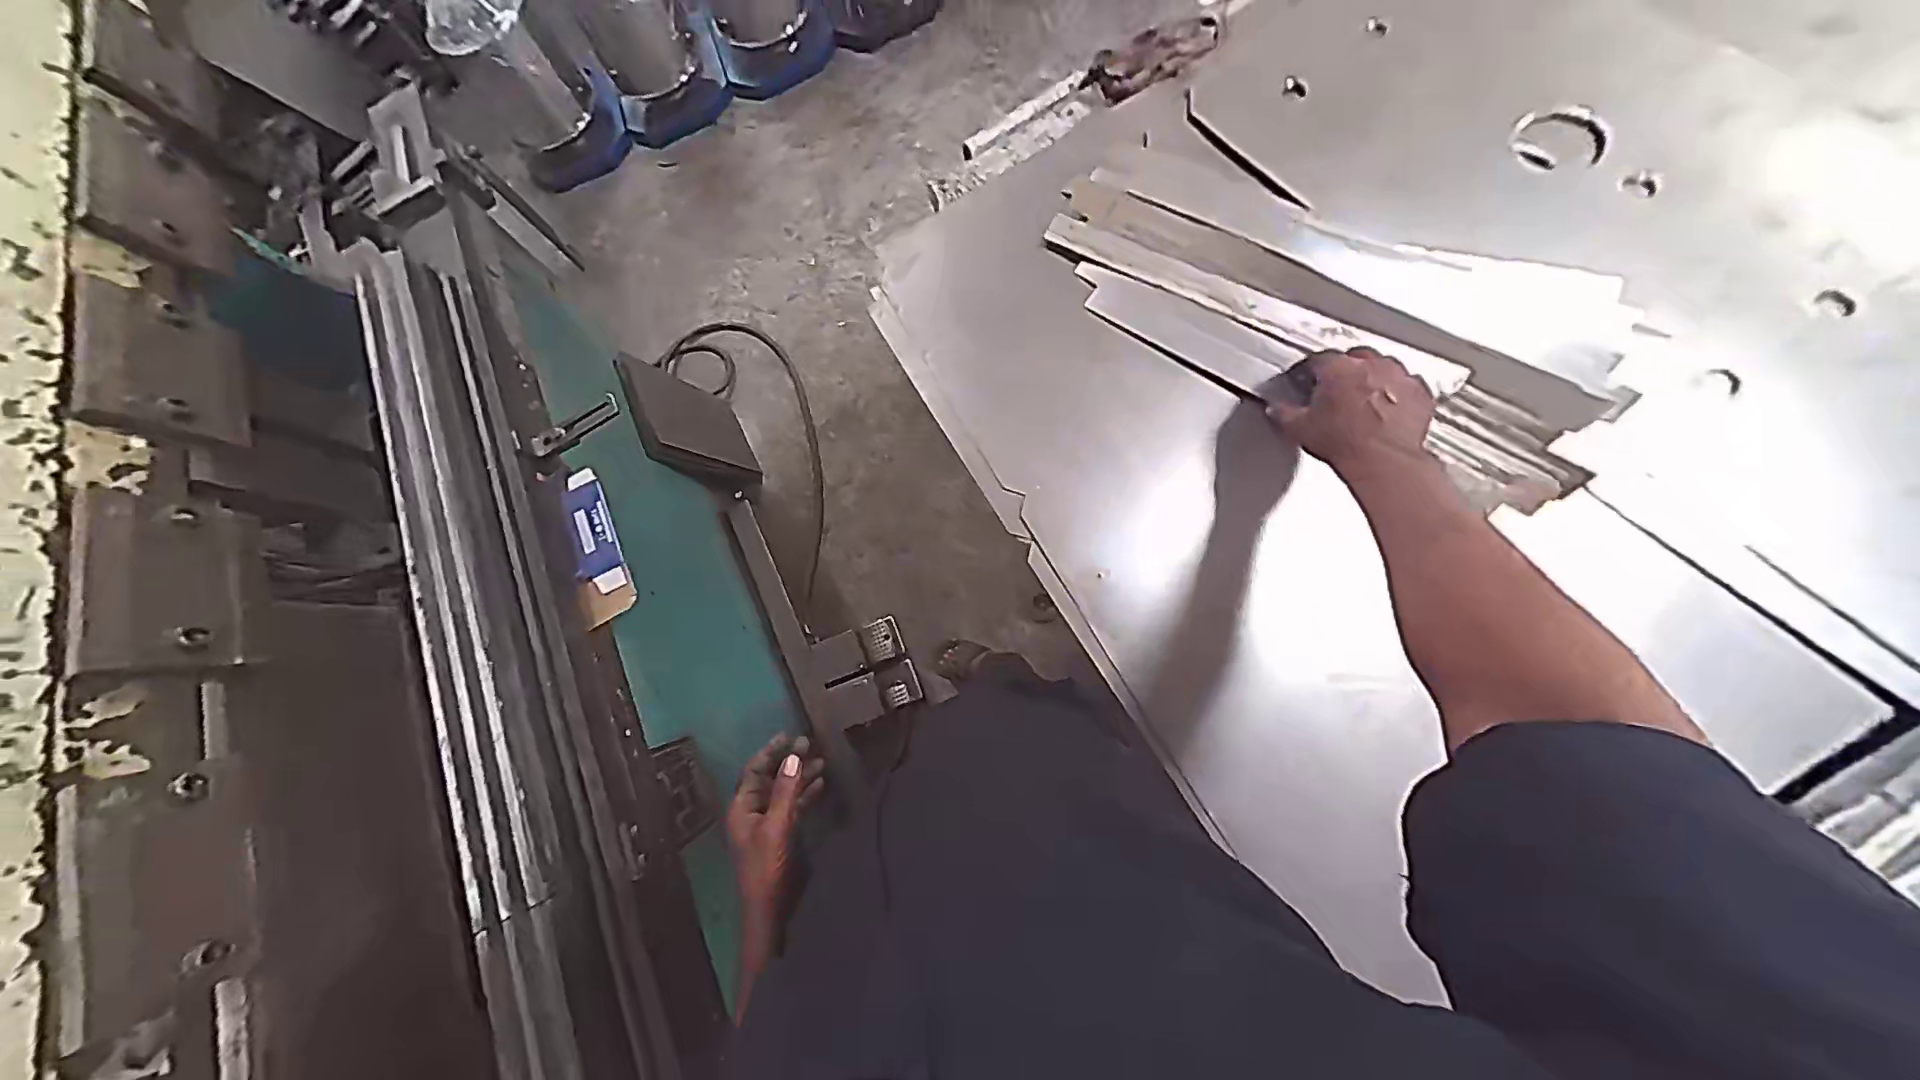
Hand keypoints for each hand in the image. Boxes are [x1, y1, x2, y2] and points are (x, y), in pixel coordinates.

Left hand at [727, 734, 826, 914]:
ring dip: (800, 777)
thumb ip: (786, 791)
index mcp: (742, 808)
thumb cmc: (766, 867)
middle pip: (771, 779)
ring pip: (784, 791)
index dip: (770, 752)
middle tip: (810, 745)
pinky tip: (821, 784)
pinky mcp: (782, 834)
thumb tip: (793, 757)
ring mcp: (768, 823)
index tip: (788, 736)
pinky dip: (806, 794)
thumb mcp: (777, 826)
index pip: (754, 771)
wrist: (770, 909)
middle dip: (789, 762)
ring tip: (821, 761)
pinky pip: (794, 806)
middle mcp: (753, 812)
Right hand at [1265, 347, 1435, 475]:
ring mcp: (1399, 377)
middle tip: (1335, 389)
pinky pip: (1408, 384)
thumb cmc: (1346, 443)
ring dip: (1372, 377)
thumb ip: (1284, 413)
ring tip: (1362, 399)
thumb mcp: (1299, 429)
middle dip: (1344, 369)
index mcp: (1338, 369)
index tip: (1306, 378)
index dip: (1309, 370)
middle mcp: (1371, 366)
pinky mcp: (1420, 393)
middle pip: (1354, 356)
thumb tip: (1276, 409)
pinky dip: (1398, 392)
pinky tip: (1388, 408)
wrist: (1384, 461)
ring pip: (1384, 366)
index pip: (1318, 359)